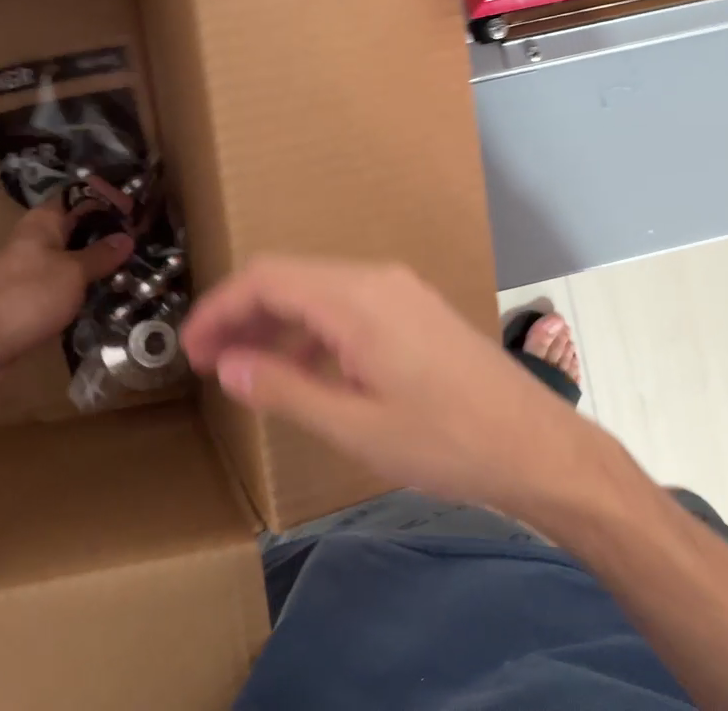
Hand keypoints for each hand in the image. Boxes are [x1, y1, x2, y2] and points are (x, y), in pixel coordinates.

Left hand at [0, 199, 132, 388]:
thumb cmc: (26, 296)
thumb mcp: (73, 272)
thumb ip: (101, 255)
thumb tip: (126, 238)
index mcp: (43, 222)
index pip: (78, 195)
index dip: (107, 197)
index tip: (136, 210)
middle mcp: (34, 240)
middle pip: (76, 227)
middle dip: (107, 232)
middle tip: (142, 243)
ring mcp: (29, 270)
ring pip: (70, 258)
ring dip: (96, 263)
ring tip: (131, 270)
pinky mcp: (27, 299)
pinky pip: (62, 284)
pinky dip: (82, 287)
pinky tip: (104, 297)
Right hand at [180, 256, 619, 514]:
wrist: (538, 448)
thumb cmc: (447, 443)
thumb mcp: (356, 426)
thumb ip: (286, 390)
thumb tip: (230, 366)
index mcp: (358, 299)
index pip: (267, 280)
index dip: (219, 308)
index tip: (188, 347)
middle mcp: (378, 280)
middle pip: (290, 279)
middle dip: (242, 314)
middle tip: (206, 360)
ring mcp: (403, 293)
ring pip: (319, 293)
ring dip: (276, 324)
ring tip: (244, 368)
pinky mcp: (418, 313)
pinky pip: (349, 308)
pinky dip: (313, 332)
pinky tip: (302, 371)